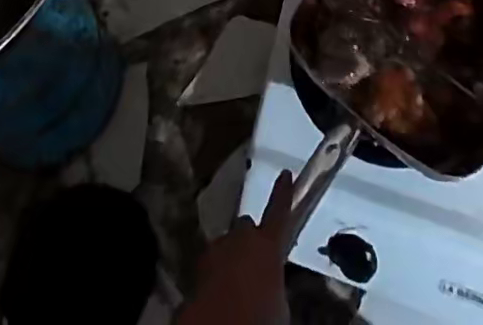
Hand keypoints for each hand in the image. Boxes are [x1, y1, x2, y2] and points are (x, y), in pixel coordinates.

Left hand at [176, 170, 292, 324]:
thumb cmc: (258, 317)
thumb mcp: (280, 302)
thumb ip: (275, 278)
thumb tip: (269, 278)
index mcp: (267, 245)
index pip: (280, 211)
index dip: (283, 192)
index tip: (284, 172)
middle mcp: (241, 238)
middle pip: (247, 226)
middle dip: (250, 238)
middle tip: (254, 261)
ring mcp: (217, 248)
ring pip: (227, 244)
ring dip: (232, 255)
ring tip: (236, 282)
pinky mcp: (198, 265)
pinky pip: (212, 262)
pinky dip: (216, 271)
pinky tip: (220, 291)